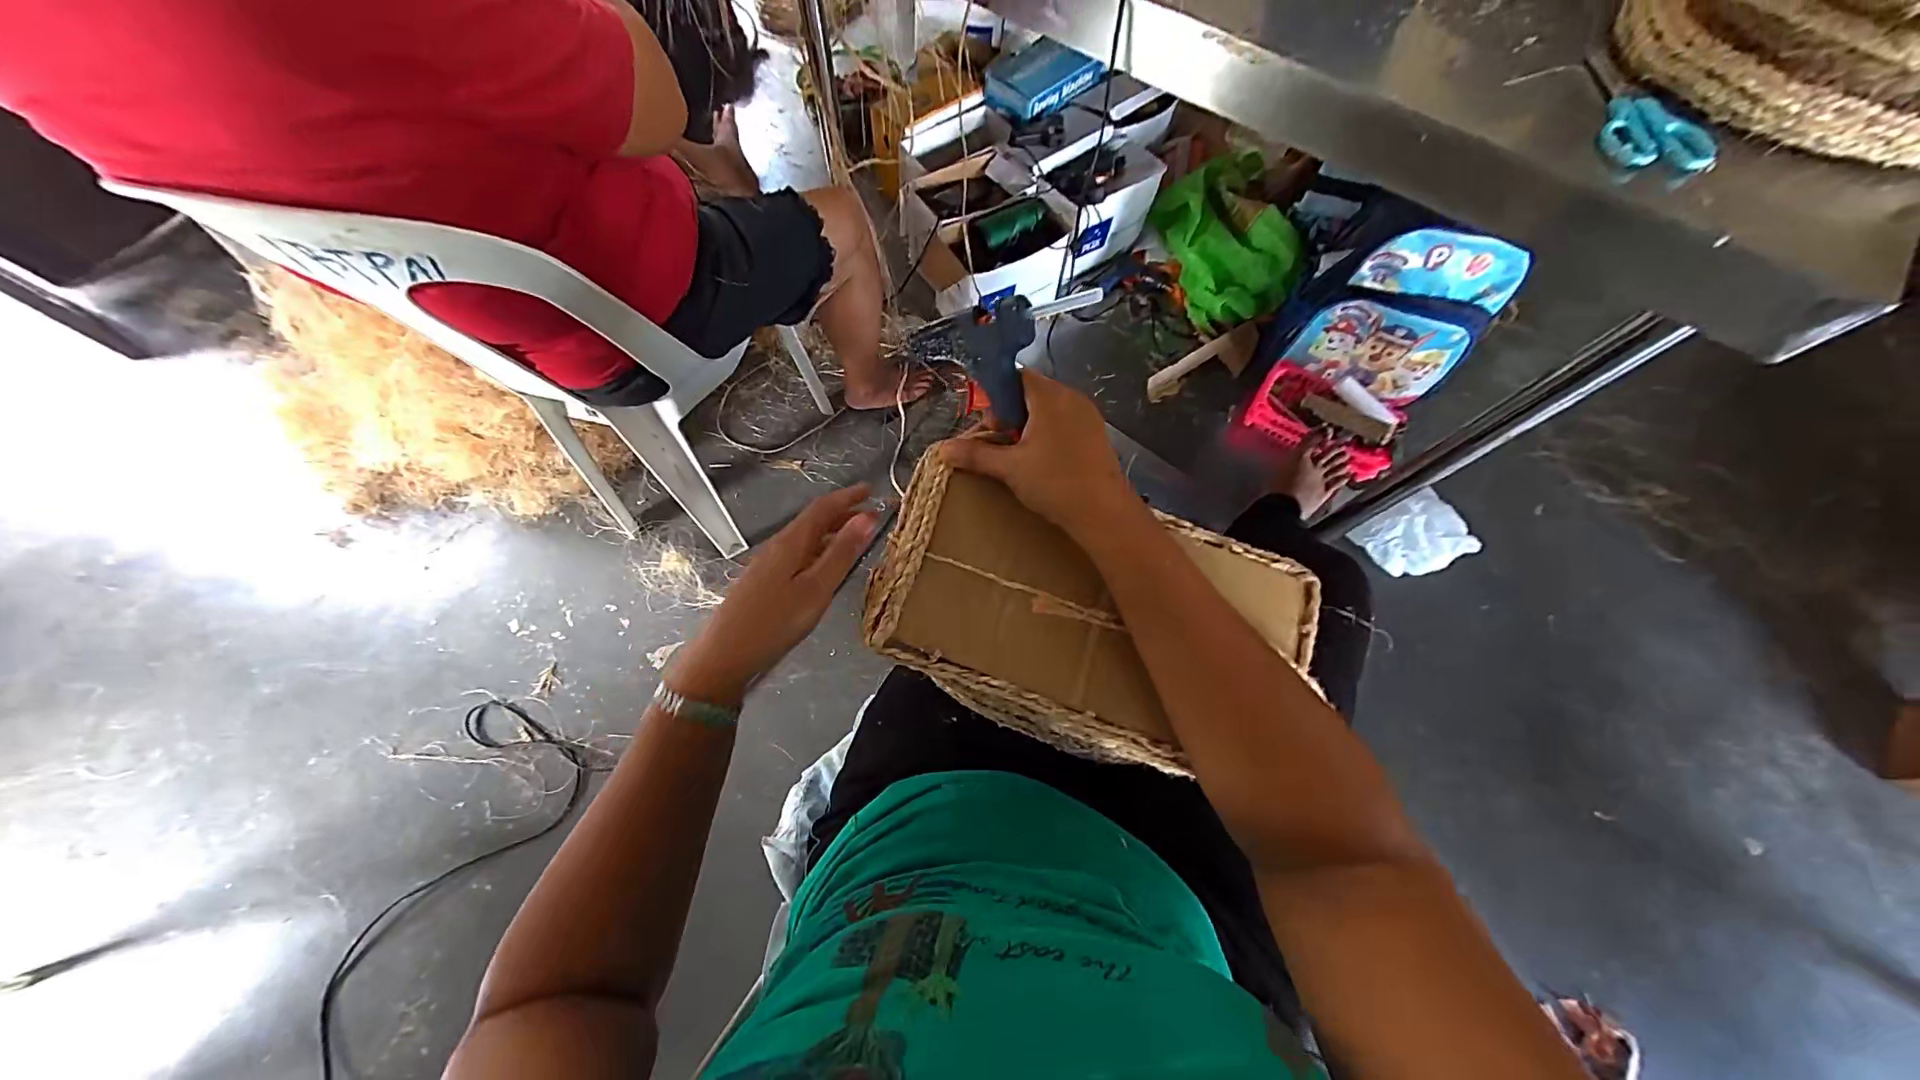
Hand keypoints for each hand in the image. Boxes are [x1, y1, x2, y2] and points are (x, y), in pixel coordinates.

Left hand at [665, 485, 880, 705]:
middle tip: (870, 516)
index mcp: (791, 543)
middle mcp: (777, 547)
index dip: (849, 497)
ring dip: (831, 533)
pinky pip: (797, 554)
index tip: (872, 489)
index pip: (823, 508)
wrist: (724, 655)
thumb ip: (842, 553)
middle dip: (843, 513)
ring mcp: (767, 564)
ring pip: (805, 538)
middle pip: (813, 521)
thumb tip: (867, 517)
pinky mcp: (763, 582)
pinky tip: (824, 566)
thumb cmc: (774, 622)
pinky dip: (819, 550)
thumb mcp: (816, 588)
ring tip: (855, 538)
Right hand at [941, 371, 1145, 540]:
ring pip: (1048, 411)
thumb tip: (942, 449)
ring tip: (1020, 459)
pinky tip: (1044, 464)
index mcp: (1049, 396)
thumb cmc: (1055, 483)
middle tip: (1002, 446)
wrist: (1104, 513)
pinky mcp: (1097, 435)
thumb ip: (976, 455)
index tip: (991, 427)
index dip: (997, 398)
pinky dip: (1048, 437)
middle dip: (1011, 416)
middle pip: (1031, 393)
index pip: (1015, 376)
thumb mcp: (1010, 468)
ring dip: (1029, 428)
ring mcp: (1088, 415)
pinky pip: (1065, 424)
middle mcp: (1072, 397)